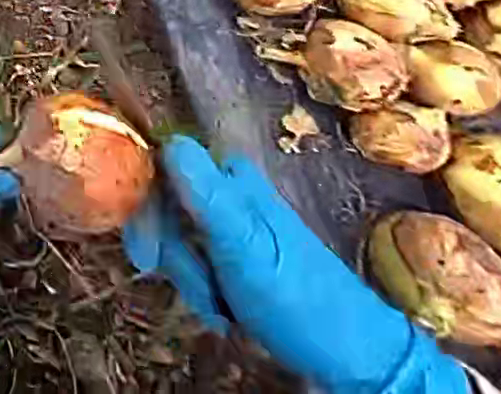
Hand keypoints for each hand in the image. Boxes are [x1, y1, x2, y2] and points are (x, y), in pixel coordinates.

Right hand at [128, 136, 467, 393]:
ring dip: (187, 275)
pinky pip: (192, 254)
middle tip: (200, 292)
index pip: (160, 168)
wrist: (354, 359)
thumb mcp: (247, 249)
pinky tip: (222, 310)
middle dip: (173, 253)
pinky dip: (199, 286)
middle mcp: (226, 186)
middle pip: (164, 203)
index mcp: (230, 174)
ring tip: (220, 309)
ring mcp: (230, 217)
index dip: (146, 211)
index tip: (147, 257)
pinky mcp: (233, 246)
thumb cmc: (301, 302)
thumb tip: (170, 141)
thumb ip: (208, 195)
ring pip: (175, 233)